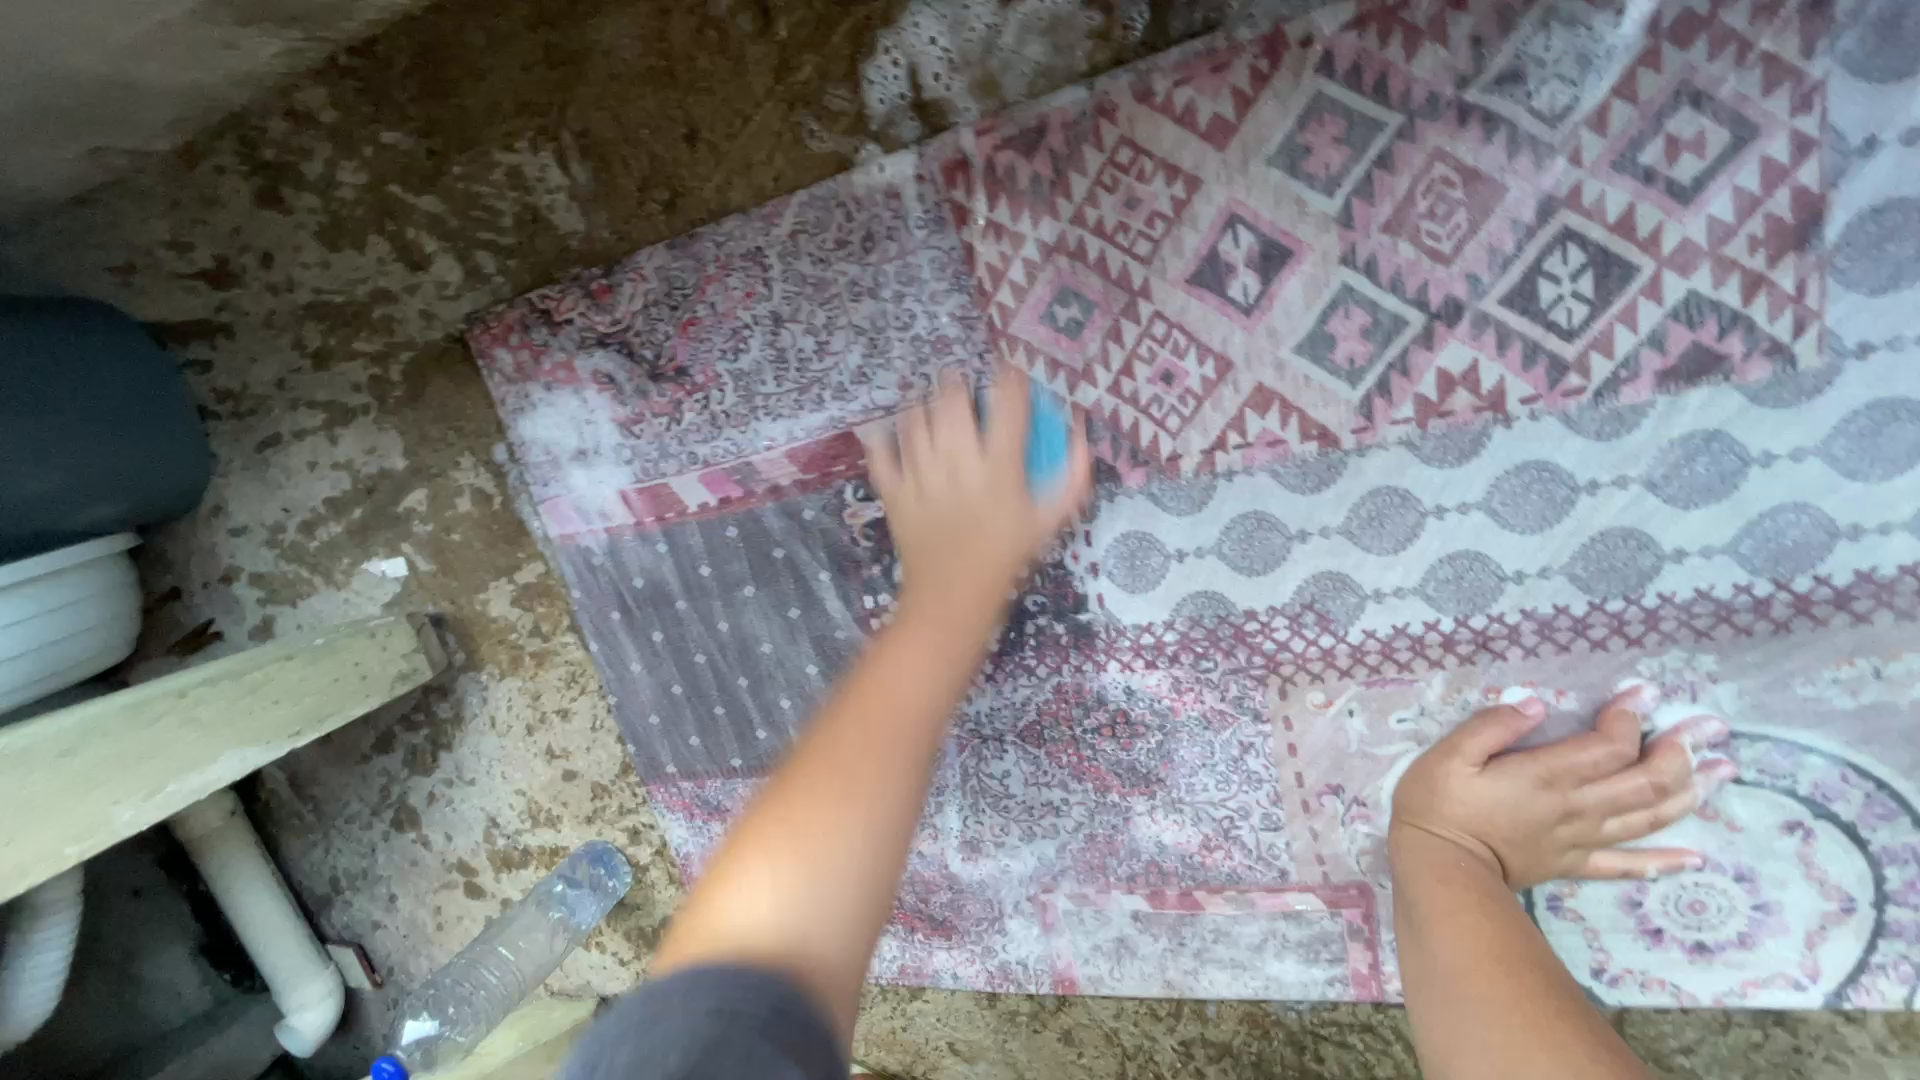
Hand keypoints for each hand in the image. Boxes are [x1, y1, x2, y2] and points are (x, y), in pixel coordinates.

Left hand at [863, 366, 1091, 624]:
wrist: (953, 596)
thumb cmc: (1004, 556)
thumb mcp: (1048, 521)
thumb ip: (1071, 478)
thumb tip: (1080, 435)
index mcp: (999, 469)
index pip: (1007, 407)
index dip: (1009, 380)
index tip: (1009, 372)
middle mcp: (958, 464)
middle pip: (951, 402)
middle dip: (956, 385)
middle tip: (962, 387)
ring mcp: (921, 476)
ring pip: (915, 419)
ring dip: (923, 405)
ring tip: (932, 407)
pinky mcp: (893, 491)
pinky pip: (881, 453)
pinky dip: (883, 437)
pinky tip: (891, 432)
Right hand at [1388, 684, 1737, 888]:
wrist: (1438, 867)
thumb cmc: (1437, 803)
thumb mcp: (1448, 754)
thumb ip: (1491, 727)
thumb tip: (1533, 703)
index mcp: (1548, 776)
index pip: (1609, 745)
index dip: (1631, 718)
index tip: (1643, 693)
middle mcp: (1577, 806)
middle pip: (1646, 780)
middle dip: (1682, 751)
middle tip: (1708, 727)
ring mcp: (1580, 838)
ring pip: (1649, 817)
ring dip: (1691, 794)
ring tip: (1723, 772)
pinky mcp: (1572, 863)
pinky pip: (1627, 865)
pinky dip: (1664, 861)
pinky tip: (1694, 858)